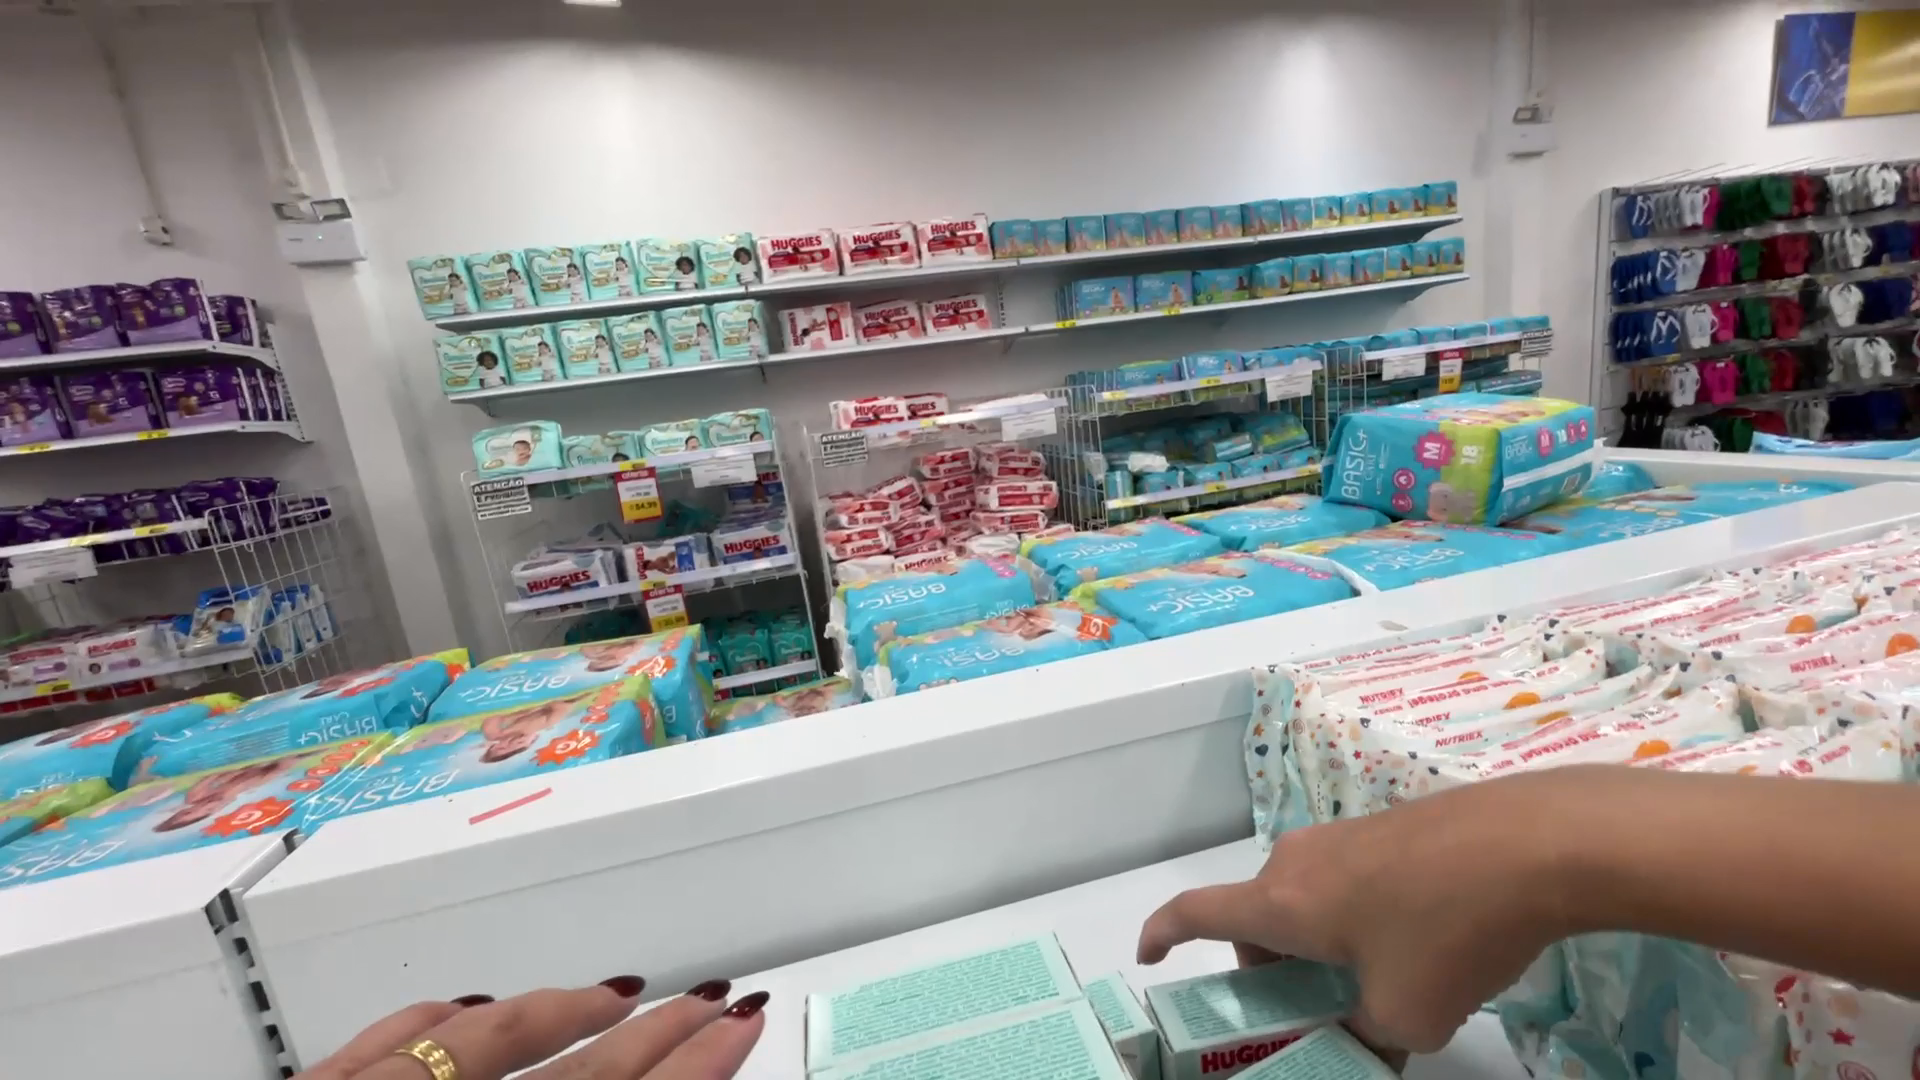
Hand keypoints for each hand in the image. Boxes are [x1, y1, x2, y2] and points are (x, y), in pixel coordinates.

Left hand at [295, 977, 766, 1079]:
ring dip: (562, 1009)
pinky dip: (440, 1016)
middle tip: (715, 1000)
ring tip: (620, 992)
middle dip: (658, 1036)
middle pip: (568, 1077)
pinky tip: (475, 999)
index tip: (741, 1027)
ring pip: (477, 1035)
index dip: (686, 1072)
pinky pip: (373, 1046)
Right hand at [1137, 771, 1570, 1054]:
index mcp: (1280, 903)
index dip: (1163, 933)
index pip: (1196, 911)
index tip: (1147, 954)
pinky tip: (1414, 937)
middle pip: (1256, 916)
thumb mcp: (1408, 1015)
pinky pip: (1336, 879)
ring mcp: (1332, 838)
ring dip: (1314, 942)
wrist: (1521, 844)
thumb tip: (1367, 1030)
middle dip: (1273, 967)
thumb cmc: (1445, 932)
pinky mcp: (1371, 829)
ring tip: (1380, 978)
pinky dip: (1347, 916)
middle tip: (1322, 1008)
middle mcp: (1292, 861)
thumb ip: (1369, 1033)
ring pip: (1299, 899)